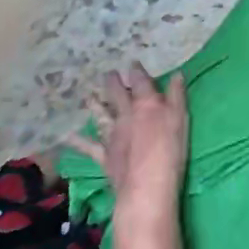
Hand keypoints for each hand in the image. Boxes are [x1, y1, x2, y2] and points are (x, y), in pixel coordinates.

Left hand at [65, 63, 189, 203]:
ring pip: (101, 115)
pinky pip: (88, 146)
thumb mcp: (181, 118)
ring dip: (95, 105)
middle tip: (108, 74)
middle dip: (113, 83)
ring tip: (88, 96)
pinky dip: (77, 141)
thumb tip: (177, 74)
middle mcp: (126, 114)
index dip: (136, 71)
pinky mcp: (104, 155)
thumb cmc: (170, 149)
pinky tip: (67, 136)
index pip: (140, 81)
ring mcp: (112, 134)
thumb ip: (177, 95)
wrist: (146, 184)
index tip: (132, 63)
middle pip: (117, 94)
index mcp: (146, 103)